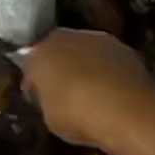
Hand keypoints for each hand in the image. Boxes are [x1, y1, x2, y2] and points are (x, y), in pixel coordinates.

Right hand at [18, 29, 154, 148]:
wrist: (123, 107)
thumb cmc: (76, 115)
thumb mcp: (49, 118)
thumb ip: (46, 99)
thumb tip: (49, 94)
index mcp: (41, 52)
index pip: (31, 63)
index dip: (36, 82)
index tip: (40, 100)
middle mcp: (66, 36)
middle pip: (59, 51)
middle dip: (60, 68)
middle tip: (65, 95)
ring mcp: (96, 37)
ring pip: (84, 51)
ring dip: (85, 66)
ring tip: (91, 94)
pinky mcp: (121, 46)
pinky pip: (106, 58)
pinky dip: (106, 70)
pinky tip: (112, 92)